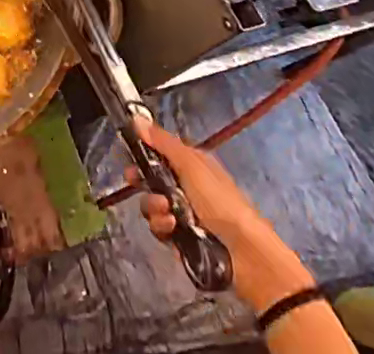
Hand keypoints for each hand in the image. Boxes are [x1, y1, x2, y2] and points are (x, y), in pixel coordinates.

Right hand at [131, 121, 308, 312]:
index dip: (144, 154)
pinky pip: (159, 228)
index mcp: (192, 164)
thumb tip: (136, 120)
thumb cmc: (220, 201)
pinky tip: (171, 228)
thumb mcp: (191, 165)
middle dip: (142, 181)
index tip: (129, 156)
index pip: (160, 153)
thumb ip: (163, 143)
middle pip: (151, 179)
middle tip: (134, 182)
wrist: (244, 253)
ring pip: (152, 204)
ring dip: (153, 207)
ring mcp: (182, 213)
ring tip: (167, 213)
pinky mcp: (180, 239)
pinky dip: (162, 227)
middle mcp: (186, 186)